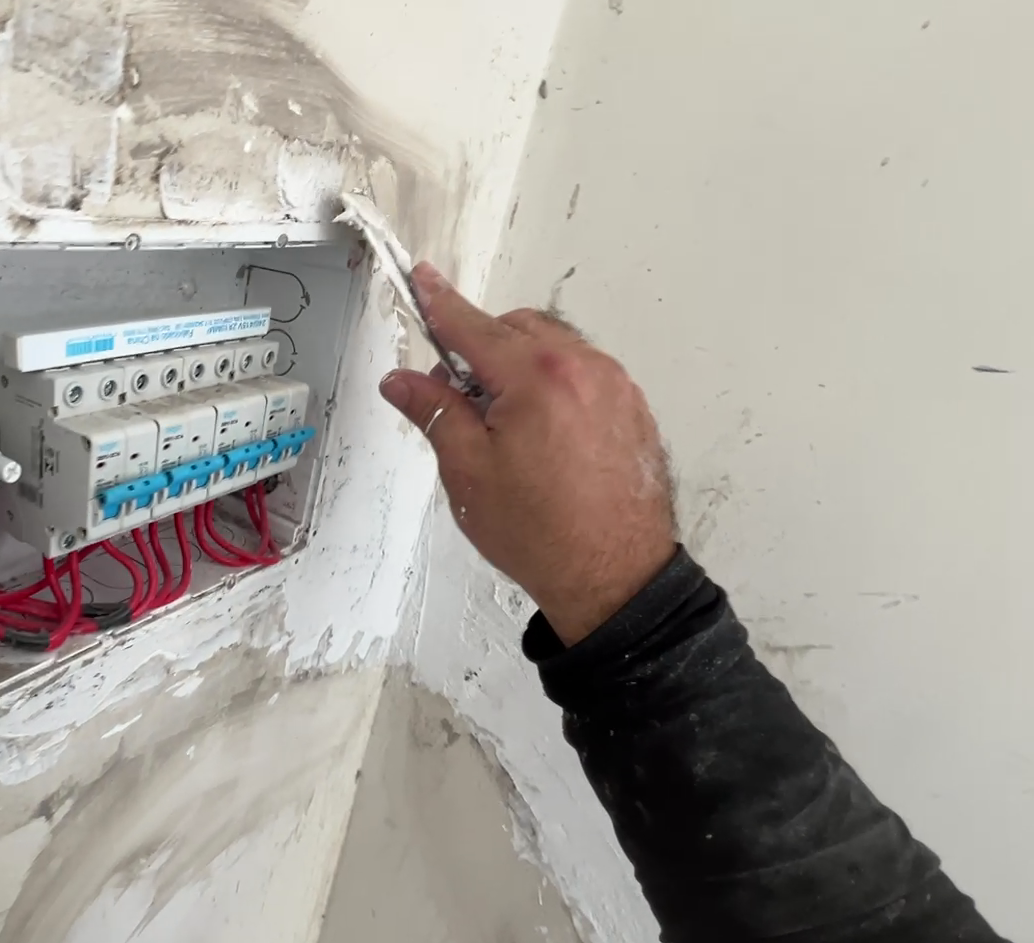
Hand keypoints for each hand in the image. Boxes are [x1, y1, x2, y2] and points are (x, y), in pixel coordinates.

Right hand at [380, 263, 676, 645]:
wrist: (612, 574)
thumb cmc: (539, 530)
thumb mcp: (466, 470)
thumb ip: (434, 411)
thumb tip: (403, 381)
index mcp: (537, 379)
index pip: (473, 326)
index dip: (440, 302)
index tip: (423, 277)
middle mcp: (584, 369)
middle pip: (516, 329)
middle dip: (478, 347)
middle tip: (455, 397)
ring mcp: (615, 387)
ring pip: (551, 348)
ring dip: (515, 367)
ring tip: (498, 426)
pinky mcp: (631, 408)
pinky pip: (579, 372)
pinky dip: (548, 385)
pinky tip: (534, 434)